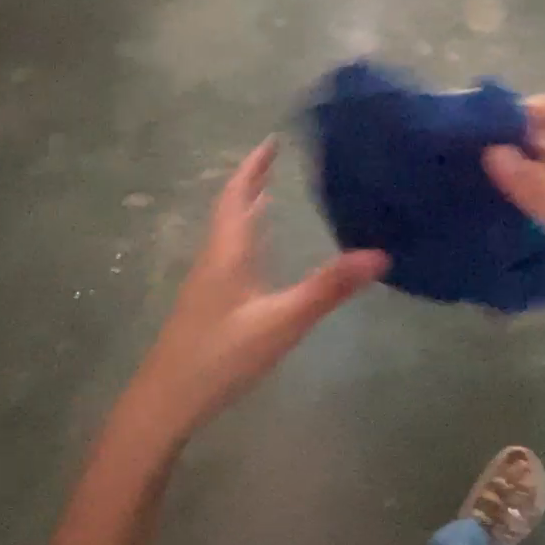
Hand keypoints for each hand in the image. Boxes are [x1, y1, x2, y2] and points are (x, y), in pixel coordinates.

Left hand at [132, 137, 388, 438]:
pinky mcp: (207, 304)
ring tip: (272, 195)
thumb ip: (328, 289)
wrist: (165, 403)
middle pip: (231, 208)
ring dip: (247, 207)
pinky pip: (229, 252)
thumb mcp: (281, 322)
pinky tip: (260, 254)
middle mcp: (215, 258)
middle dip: (252, 181)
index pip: (238, 194)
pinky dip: (247, 235)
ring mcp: (207, 283)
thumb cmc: (220, 357)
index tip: (273, 140)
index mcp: (228, 251)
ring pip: (228, 232)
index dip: (254, 166)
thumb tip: (380, 254)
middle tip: (277, 160)